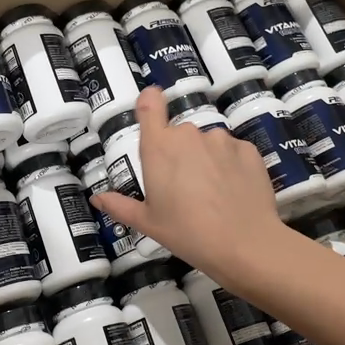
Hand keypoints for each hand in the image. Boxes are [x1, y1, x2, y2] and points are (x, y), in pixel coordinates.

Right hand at [90, 87, 294, 287]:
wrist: (245, 244)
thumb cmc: (187, 233)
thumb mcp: (148, 223)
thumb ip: (120, 205)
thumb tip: (97, 198)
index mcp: (159, 147)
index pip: (150, 104)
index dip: (149, 100)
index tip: (151, 106)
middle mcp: (189, 134)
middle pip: (179, 133)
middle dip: (179, 153)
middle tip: (183, 187)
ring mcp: (221, 139)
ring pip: (208, 143)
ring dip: (206, 160)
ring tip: (212, 194)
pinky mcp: (248, 149)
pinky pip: (233, 152)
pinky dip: (231, 167)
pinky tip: (233, 192)